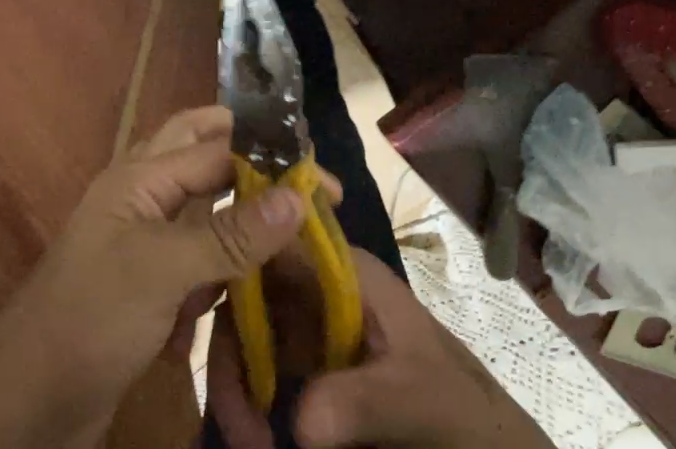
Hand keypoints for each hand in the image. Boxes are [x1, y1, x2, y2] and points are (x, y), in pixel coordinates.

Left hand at [0, 106, 310, 448]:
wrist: (30, 404)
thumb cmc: (91, 320)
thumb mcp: (161, 271)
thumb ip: (229, 233)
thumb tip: (298, 195)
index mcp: (137, 180)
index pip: (215, 148)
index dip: (270, 157)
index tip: (327, 182)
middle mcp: (140, 201)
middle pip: (199, 159)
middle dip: (247, 158)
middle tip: (302, 177)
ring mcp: (142, 246)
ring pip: (200, 212)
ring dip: (240, 212)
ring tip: (293, 223)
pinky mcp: (148, 290)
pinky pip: (197, 262)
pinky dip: (226, 263)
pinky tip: (254, 278)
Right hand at [209, 248, 550, 448]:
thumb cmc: (464, 412)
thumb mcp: (422, 402)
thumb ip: (365, 401)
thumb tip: (300, 423)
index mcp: (344, 272)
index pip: (270, 246)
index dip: (232, 272)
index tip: (212, 332)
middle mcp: (318, 289)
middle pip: (247, 299)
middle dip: (231, 357)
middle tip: (237, 427)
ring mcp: (310, 327)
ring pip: (246, 338)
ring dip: (235, 387)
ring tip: (247, 442)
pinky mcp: (307, 366)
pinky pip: (259, 372)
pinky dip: (247, 402)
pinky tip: (253, 436)